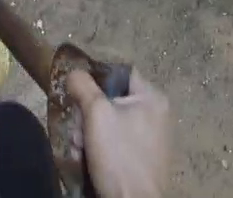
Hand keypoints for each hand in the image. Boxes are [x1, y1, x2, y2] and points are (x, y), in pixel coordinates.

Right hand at [67, 70, 170, 197]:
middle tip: (77, 128)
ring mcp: (153, 139)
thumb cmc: (119, 156)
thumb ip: (83, 84)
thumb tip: (74, 73)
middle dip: (88, 113)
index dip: (95, 78)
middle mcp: (158, 115)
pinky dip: (102, 146)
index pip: (119, 73)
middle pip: (113, 99)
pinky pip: (119, 140)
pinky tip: (88, 157)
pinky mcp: (146, 159)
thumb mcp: (96, 113)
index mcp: (153, 98)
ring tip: (79, 146)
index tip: (78, 93)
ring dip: (90, 131)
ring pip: (112, 121)